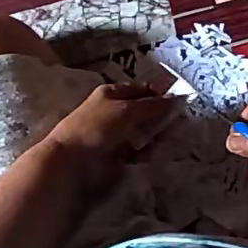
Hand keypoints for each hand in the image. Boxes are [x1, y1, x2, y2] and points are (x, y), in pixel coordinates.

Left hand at [45, 83, 181, 167]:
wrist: (69, 158)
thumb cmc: (97, 126)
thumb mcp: (127, 111)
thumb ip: (153, 106)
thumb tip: (178, 98)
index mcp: (112, 92)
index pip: (142, 89)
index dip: (159, 94)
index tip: (179, 105)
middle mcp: (113, 109)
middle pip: (143, 111)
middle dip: (158, 119)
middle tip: (173, 128)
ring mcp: (112, 132)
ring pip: (141, 131)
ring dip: (152, 138)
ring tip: (160, 144)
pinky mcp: (112, 152)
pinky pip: (134, 149)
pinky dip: (142, 152)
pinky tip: (147, 156)